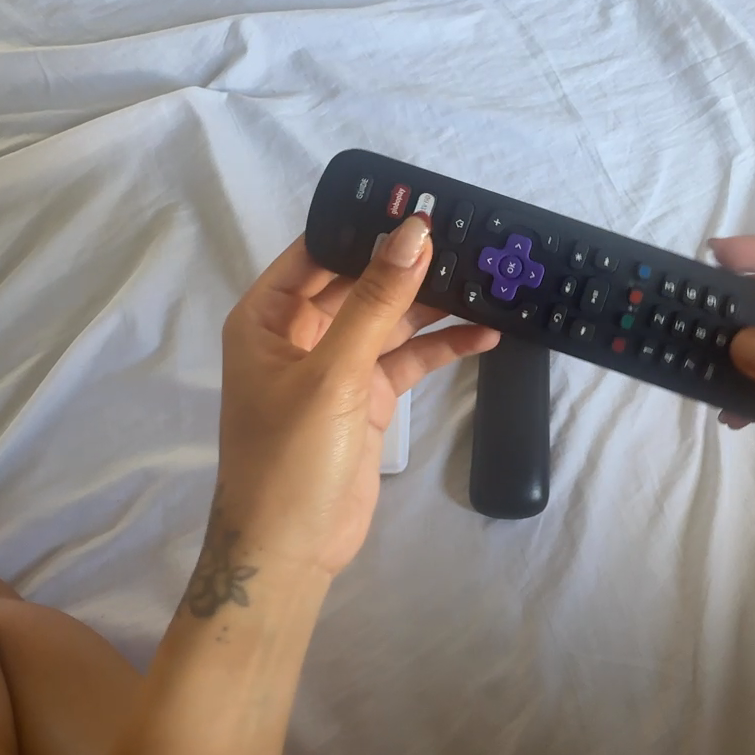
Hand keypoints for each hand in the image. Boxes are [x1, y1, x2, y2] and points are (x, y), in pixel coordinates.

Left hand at [214, 217, 499, 576]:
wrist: (295, 550)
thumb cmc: (290, 455)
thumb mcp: (334, 372)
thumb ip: (376, 301)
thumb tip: (414, 235)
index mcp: (269, 317)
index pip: (317, 253)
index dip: (363, 228)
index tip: (416, 204)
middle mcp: (302, 333)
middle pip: (361, 283)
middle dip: (409, 265)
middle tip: (465, 237)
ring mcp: (339, 365)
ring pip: (391, 319)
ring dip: (434, 304)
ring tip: (485, 278)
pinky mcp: (370, 394)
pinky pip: (410, 357)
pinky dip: (443, 346)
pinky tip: (485, 332)